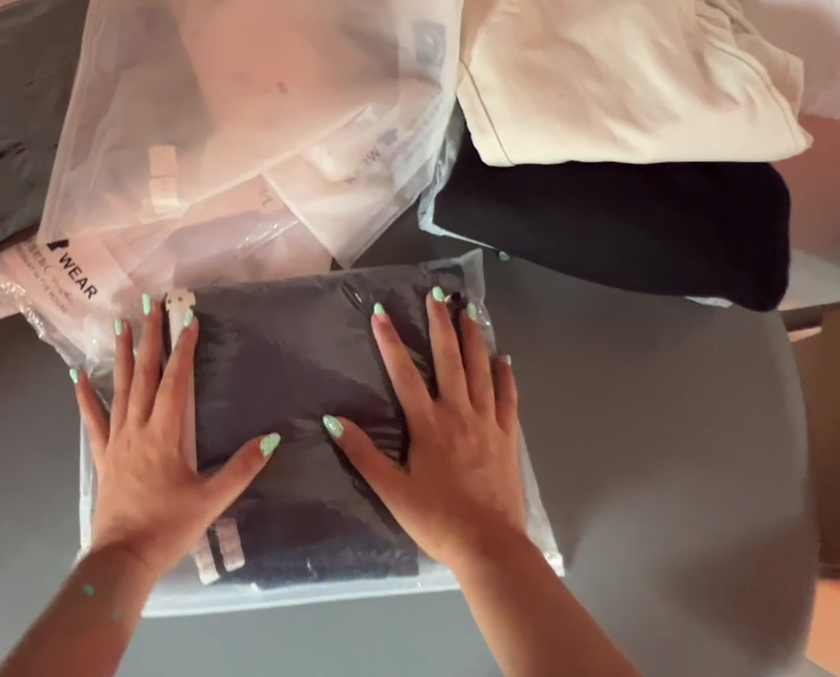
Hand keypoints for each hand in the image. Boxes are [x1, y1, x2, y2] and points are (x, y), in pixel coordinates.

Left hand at [74, 298, 276, 577]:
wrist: (123, 559)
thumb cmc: (168, 528)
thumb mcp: (212, 500)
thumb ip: (242, 468)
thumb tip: (271, 438)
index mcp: (166, 434)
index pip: (176, 381)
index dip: (183, 349)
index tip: (188, 319)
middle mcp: (138, 428)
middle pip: (144, 373)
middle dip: (150, 337)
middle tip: (150, 304)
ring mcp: (117, 440)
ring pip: (119, 388)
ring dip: (121, 355)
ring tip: (121, 325)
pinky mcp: (102, 455)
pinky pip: (92, 419)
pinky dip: (84, 396)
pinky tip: (75, 375)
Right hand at [326, 289, 526, 572]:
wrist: (489, 546)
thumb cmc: (436, 519)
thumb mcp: (392, 489)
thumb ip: (362, 453)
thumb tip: (332, 419)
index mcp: (428, 423)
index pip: (403, 373)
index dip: (389, 340)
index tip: (380, 311)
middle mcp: (458, 413)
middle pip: (448, 359)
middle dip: (440, 323)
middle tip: (437, 294)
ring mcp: (487, 423)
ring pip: (481, 370)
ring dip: (474, 337)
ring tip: (470, 309)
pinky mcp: (508, 438)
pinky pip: (507, 398)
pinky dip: (504, 376)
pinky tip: (503, 358)